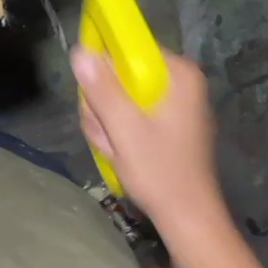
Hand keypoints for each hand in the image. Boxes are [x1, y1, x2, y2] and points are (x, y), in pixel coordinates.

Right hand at [71, 46, 223, 227]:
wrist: (187, 216)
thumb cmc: (159, 172)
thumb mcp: (124, 130)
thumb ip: (102, 90)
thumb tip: (80, 51)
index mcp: (178, 74)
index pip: (129, 51)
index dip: (106, 74)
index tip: (98, 103)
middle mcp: (180, 82)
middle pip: (122, 76)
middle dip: (105, 109)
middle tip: (109, 137)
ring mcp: (175, 103)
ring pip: (121, 98)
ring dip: (108, 125)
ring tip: (115, 151)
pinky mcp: (169, 123)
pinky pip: (131, 115)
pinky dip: (119, 134)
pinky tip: (121, 155)